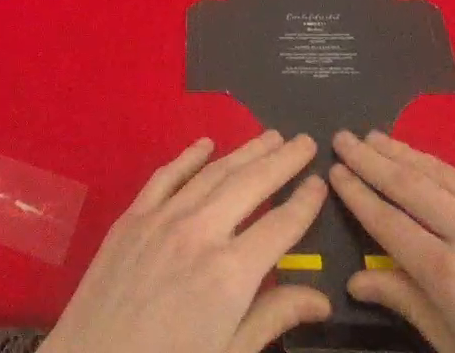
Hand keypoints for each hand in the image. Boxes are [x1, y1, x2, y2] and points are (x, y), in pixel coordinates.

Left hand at [40, 132, 331, 352]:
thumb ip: (273, 318)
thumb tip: (322, 299)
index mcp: (231, 273)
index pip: (281, 225)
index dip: (305, 202)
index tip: (321, 180)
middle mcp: (201, 232)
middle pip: (251, 185)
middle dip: (282, 161)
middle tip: (304, 140)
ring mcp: (162, 219)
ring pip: (213, 173)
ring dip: (245, 151)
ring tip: (270, 136)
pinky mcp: (132, 217)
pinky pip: (165, 176)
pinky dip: (188, 157)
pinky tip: (206, 143)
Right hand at [329, 131, 454, 352]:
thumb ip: (410, 305)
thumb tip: (358, 279)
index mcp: (453, 279)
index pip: (390, 223)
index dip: (359, 195)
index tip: (334, 171)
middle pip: (414, 188)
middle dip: (373, 161)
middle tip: (343, 137)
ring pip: (447, 177)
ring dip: (407, 154)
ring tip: (376, 138)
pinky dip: (448, 172)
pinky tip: (430, 164)